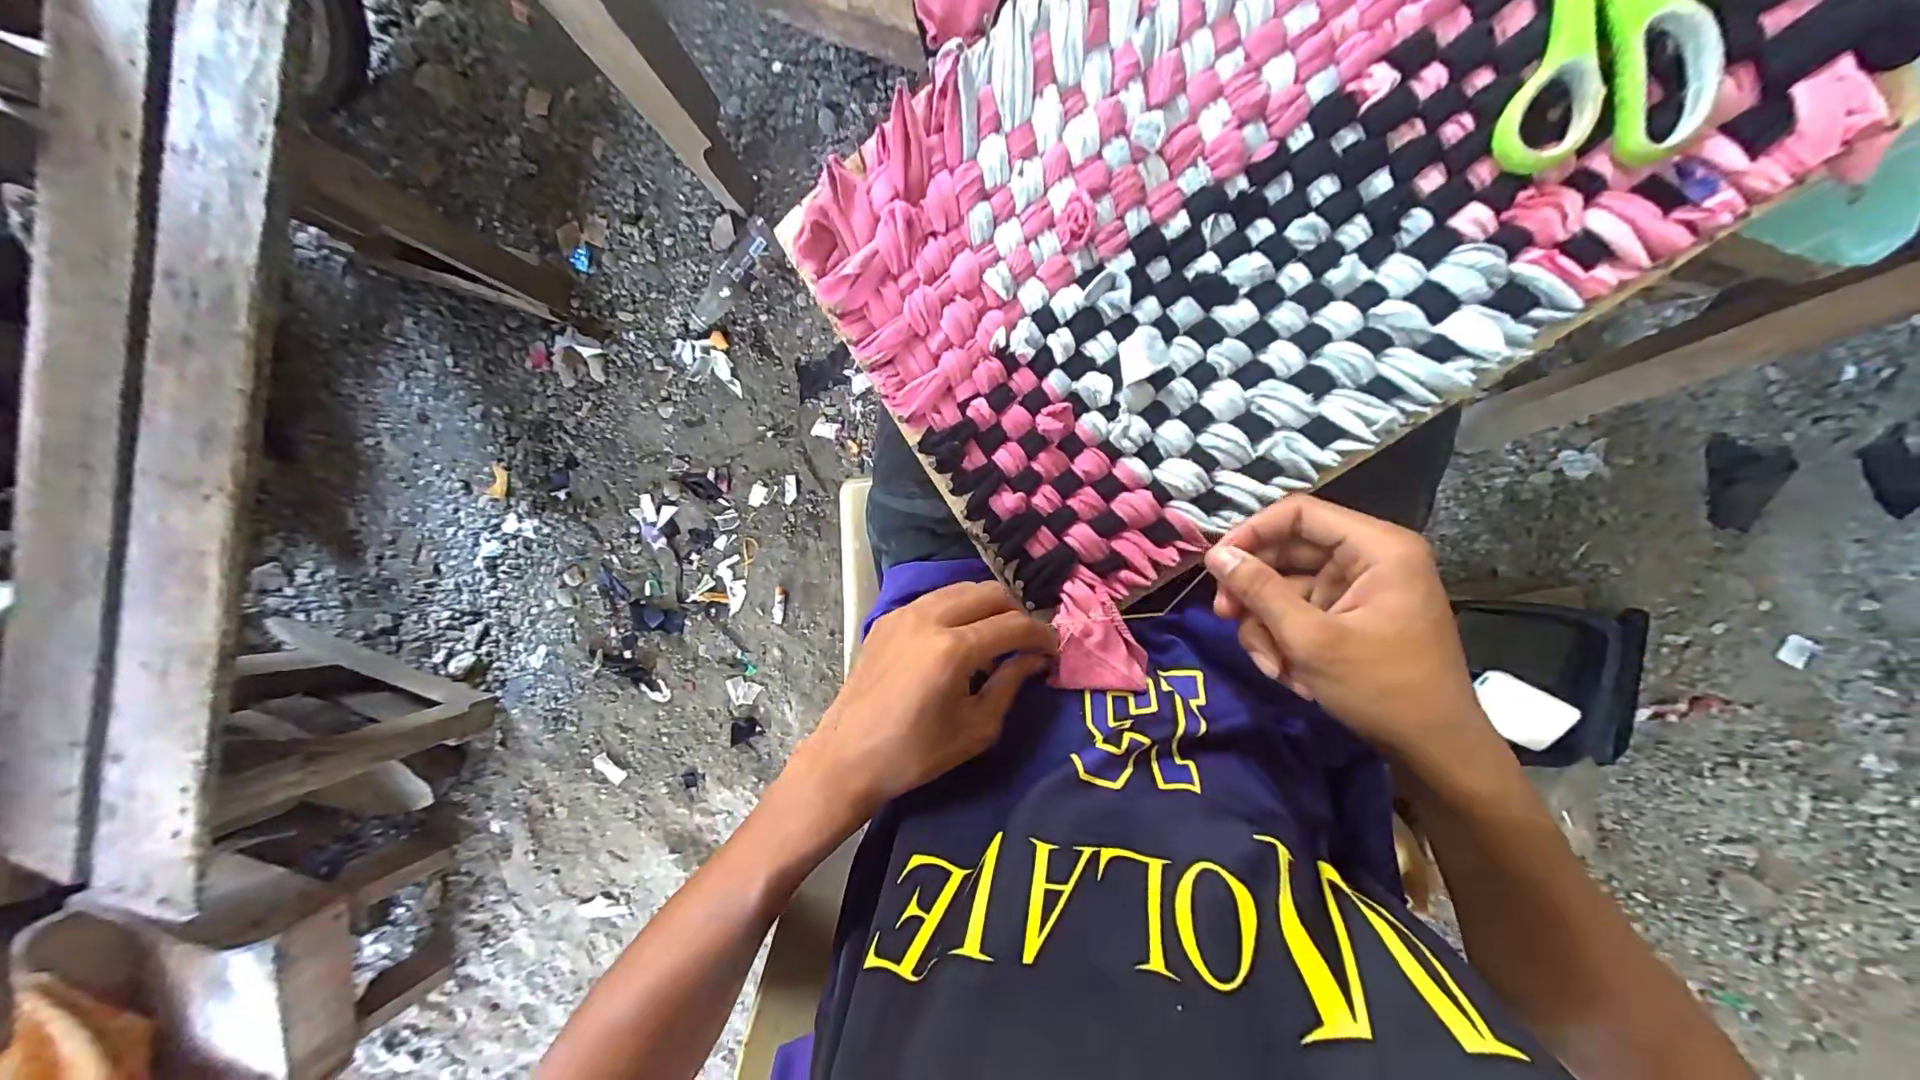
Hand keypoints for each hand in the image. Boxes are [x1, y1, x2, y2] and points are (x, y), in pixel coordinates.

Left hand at [795, 581, 1055, 818]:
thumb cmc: (915, 753)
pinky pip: (935, 599)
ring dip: (988, 606)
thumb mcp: (976, 728)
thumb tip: (1034, 658)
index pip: (1014, 624)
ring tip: (996, 637)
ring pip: (962, 589)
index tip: (1054, 649)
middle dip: (1017, 612)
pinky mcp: (888, 618)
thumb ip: (1010, 684)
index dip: (1041, 634)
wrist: (847, 757)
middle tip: (1026, 641)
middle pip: (990, 592)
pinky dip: (958, 609)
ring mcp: (904, 613)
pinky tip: (960, 638)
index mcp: (953, 649)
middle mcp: (929, 618)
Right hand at [1203, 494, 1490, 761]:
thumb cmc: (1381, 687)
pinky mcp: (1350, 616)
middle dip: (1254, 590)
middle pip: (1287, 551)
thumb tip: (1216, 555)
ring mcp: (1359, 589)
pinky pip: (1300, 612)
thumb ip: (1259, 590)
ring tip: (1273, 666)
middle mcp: (1369, 558)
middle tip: (1224, 616)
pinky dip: (1285, 640)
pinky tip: (1290, 674)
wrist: (1435, 750)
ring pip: (1286, 587)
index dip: (1251, 532)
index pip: (1299, 514)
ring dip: (1267, 625)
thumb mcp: (1311, 638)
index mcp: (1377, 548)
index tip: (1216, 563)